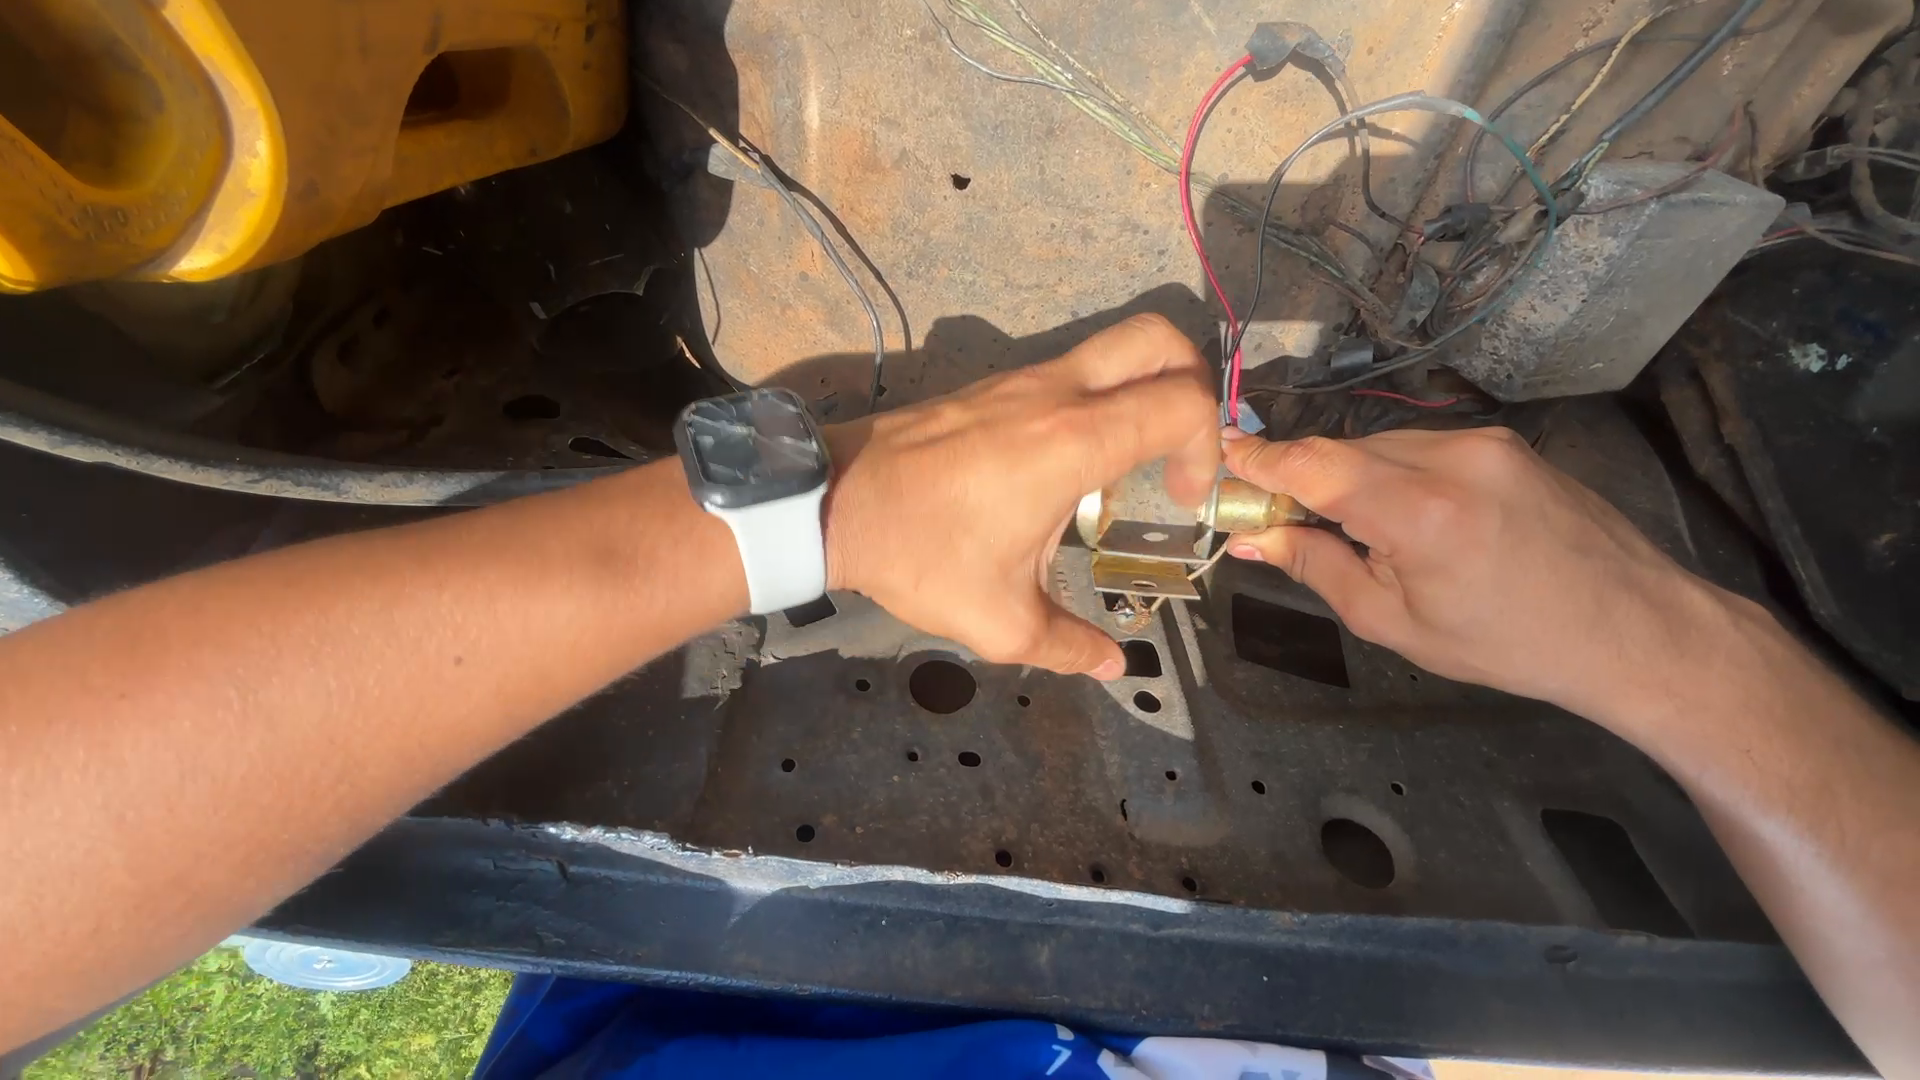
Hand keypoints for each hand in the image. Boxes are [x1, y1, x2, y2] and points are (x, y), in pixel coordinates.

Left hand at [823, 315, 1217, 678]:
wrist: (832, 501)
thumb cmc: (920, 555)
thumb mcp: (999, 621)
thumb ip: (1069, 646)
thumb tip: (1114, 667)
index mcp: (1072, 442)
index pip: (1181, 404)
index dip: (1206, 447)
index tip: (1180, 498)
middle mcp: (1055, 393)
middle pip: (1156, 340)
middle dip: (1192, 383)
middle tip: (1179, 449)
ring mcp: (1019, 379)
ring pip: (1110, 349)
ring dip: (1139, 393)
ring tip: (1120, 470)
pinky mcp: (990, 384)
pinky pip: (1067, 372)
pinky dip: (1094, 401)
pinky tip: (1065, 468)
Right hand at [1219, 426, 1734, 721]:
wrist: (1637, 629)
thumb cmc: (1504, 643)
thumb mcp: (1392, 621)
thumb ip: (1314, 567)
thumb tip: (1253, 537)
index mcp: (1418, 511)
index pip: (1312, 464)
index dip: (1259, 457)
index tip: (1218, 453)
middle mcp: (1450, 457)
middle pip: (1340, 451)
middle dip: (1298, 475)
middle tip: (1271, 511)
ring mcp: (1482, 442)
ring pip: (1377, 447)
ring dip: (1345, 476)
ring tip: (1345, 524)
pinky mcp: (1503, 442)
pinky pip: (1416, 447)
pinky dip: (1386, 472)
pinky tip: (1397, 513)